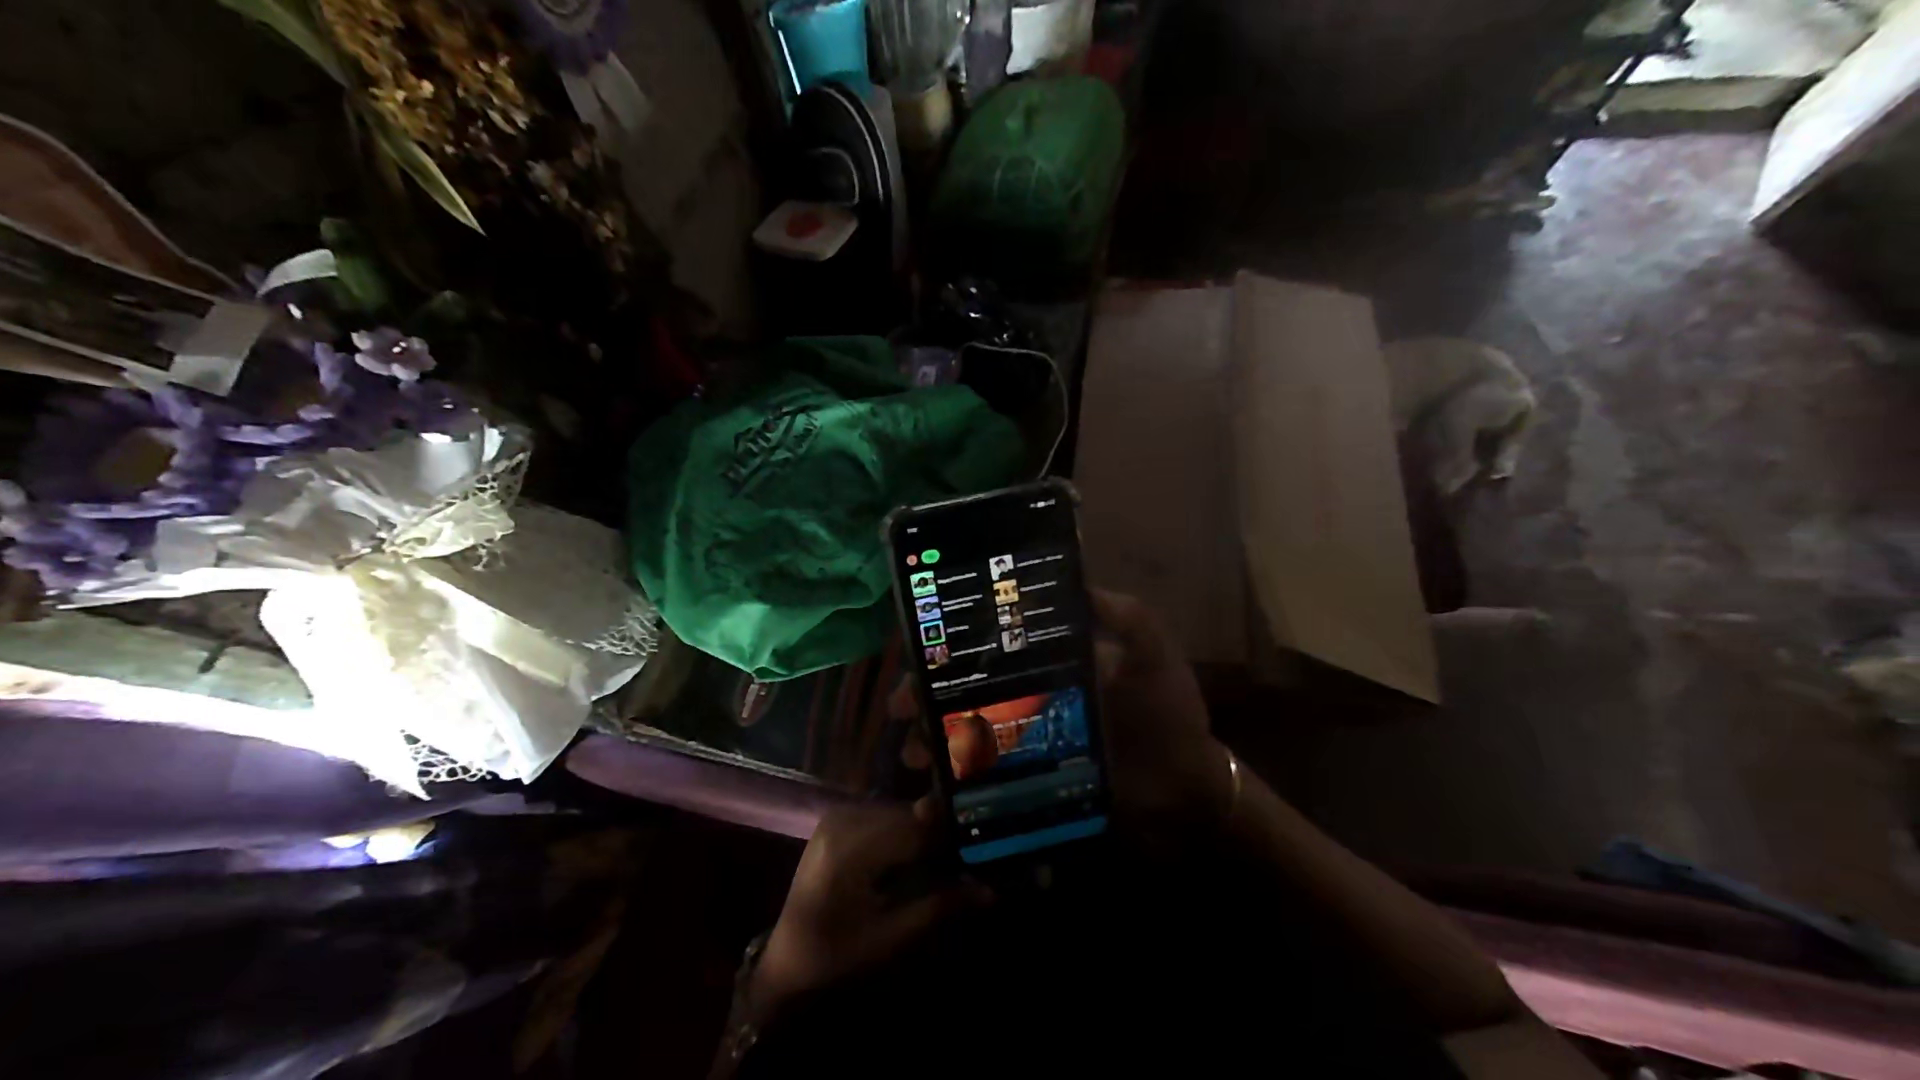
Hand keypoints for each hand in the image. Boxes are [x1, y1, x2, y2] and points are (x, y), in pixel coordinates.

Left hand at [749, 803, 984, 1020]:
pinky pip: (884, 818)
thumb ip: (941, 906)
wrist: (787, 963)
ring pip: (900, 814)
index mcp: (851, 844)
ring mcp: (838, 816)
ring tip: (943, 867)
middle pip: (910, 815)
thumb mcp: (891, 938)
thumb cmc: (836, 956)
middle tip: (966, 866)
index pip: (917, 825)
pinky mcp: (838, 821)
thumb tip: (992, 890)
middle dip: (940, 838)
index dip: (953, 839)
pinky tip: (913, 863)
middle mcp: (844, 817)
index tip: (982, 855)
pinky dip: (904, 836)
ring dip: (923, 836)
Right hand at [890, 589, 1232, 841]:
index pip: (989, 652)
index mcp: (1050, 667)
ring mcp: (1026, 750)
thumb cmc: (1169, 716)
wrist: (1189, 794)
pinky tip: (931, 813)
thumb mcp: (1154, 655)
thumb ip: (1124, 616)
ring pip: (964, 743)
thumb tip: (1077, 581)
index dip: (952, 652)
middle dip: (927, 702)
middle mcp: (1030, 703)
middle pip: (965, 696)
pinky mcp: (1029, 791)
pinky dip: (952, 803)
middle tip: (904, 716)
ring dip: (930, 749)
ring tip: (915, 763)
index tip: (920, 659)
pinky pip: (982, 793)